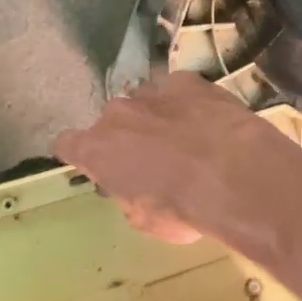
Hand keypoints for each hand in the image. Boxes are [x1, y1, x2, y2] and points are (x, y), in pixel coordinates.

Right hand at [55, 71, 301, 244]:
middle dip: (127, 136)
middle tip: (153, 158)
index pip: (68, 144)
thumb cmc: (182, 208)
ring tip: (185, 138)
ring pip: (146, 101)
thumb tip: (134, 188)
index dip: (81, 154)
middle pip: (112, 121)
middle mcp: (118, 113)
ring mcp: (153, 91)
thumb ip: (129, 197)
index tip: (94, 164)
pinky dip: (188, 102)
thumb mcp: (145, 220)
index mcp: (98, 150)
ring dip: (157, 116)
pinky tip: (207, 120)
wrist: (233, 174)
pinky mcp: (189, 80)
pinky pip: (179, 89)